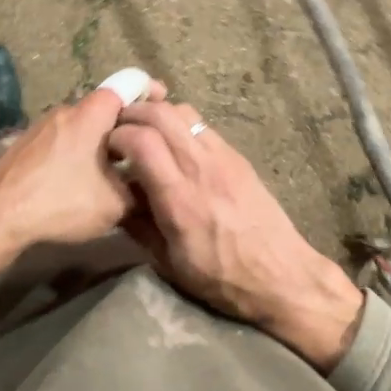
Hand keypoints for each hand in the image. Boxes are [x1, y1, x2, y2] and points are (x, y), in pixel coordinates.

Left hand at [0, 85, 138, 251]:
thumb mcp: (115, 204)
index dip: (149, 90)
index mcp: (90, 114)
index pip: (127, 83)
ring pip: (80, 126)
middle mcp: (64, 111)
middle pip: (103, 108)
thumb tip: (152, 184)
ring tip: (110, 172)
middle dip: (124, 126)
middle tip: (141, 151)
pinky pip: (59, 141)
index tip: (164, 103)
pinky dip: (74, 153)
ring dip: (97, 143)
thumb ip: (140, 188)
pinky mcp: (22, 145)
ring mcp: (39, 127)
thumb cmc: (63, 202)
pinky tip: (76, 182)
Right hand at [109, 99, 364, 369]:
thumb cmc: (223, 279)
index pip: (141, 140)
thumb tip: (116, 200)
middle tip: (120, 130)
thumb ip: (139, 227)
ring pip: (183, 111)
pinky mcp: (238, 157)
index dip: (117, 136)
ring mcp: (223, 157)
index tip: (108, 150)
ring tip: (147, 133)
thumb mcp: (170, 264)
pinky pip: (203, 126)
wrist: (282, 275)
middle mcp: (200, 167)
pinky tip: (177, 147)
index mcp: (178, 197)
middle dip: (133, 114)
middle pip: (161, 114)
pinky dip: (182, 125)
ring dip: (158, 115)